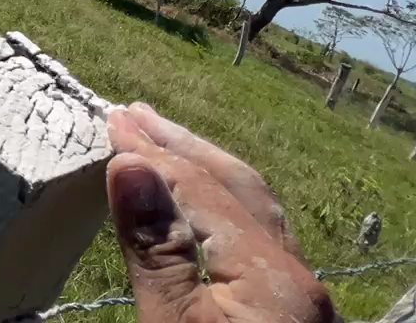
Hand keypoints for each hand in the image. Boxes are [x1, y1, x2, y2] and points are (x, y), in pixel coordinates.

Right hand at [107, 103, 336, 322]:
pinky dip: (216, 203)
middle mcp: (299, 281)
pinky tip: (195, 206)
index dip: (152, 151)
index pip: (200, 188)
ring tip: (161, 143)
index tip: (111, 119)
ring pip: (253, 210)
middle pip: (238, 187)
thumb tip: (132, 165)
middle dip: (183, 144)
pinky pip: (256, 236)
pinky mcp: (294, 320)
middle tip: (135, 113)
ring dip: (201, 168)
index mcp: (274, 279)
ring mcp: (303, 304)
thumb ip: (155, 249)